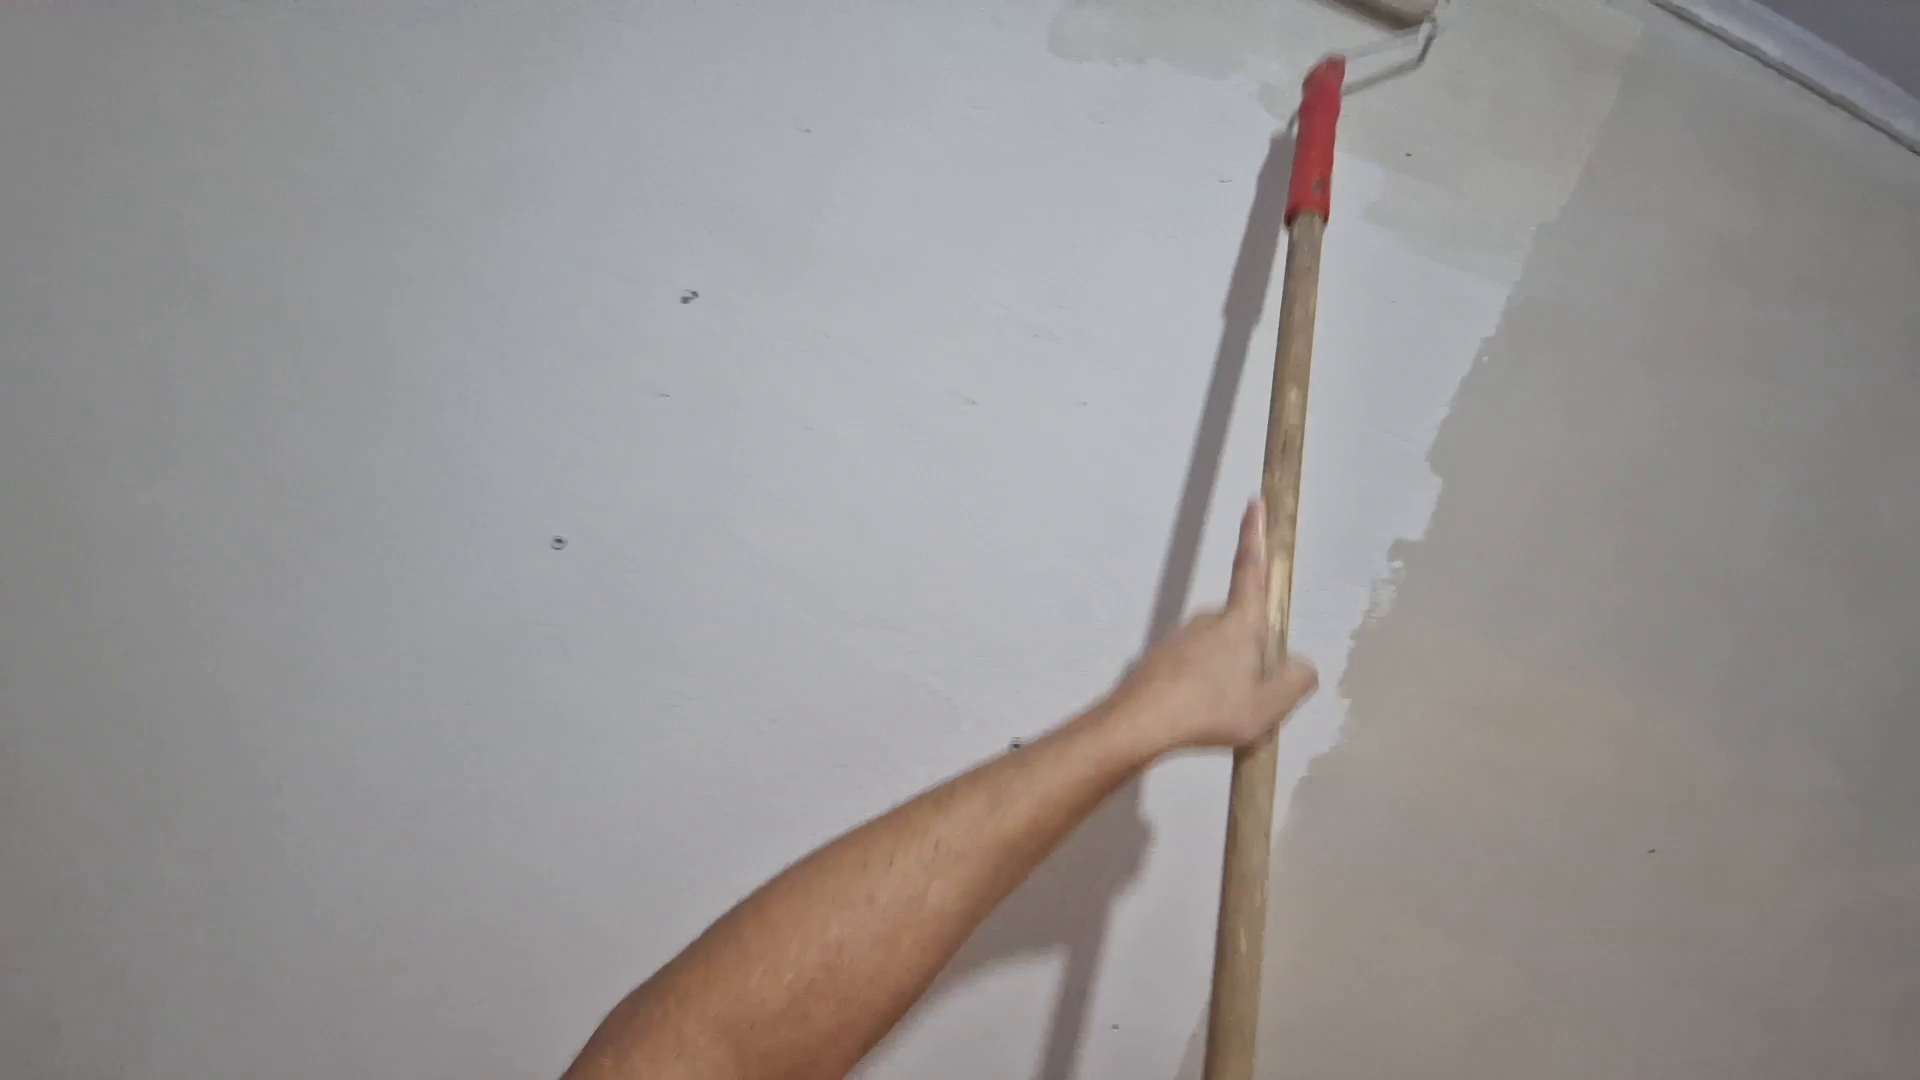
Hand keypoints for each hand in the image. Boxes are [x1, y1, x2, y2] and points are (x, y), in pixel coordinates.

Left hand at [1106, 499, 1317, 750]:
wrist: (1141, 722)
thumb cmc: (1212, 709)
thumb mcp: (1271, 704)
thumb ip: (1296, 680)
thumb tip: (1300, 665)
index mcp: (1239, 623)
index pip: (1251, 570)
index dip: (1255, 536)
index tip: (1254, 503)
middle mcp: (1206, 620)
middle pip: (1241, 630)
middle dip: (1250, 657)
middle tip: (1249, 700)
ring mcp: (1178, 638)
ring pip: (1216, 654)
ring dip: (1224, 678)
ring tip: (1219, 714)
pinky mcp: (1159, 658)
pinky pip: (1193, 671)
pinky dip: (1200, 690)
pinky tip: (1195, 717)